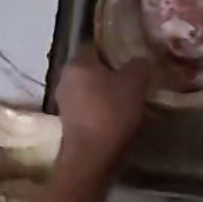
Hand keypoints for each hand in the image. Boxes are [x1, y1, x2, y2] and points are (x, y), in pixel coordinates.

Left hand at [54, 49, 148, 177]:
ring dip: (103, 91)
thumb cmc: (111, 113)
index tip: (129, 56)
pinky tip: (114, 115)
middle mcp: (65, 77)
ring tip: (125, 97)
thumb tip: (139, 61)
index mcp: (78, 63)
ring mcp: (63, 100)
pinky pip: (85, 105)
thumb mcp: (134, 84)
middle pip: (90, 67)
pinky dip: (98, 107)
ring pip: (87, 87)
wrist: (91, 156)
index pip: (94, 45)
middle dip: (109, 71)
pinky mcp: (67, 120)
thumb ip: (138, 65)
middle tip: (131, 77)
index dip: (112, 48)